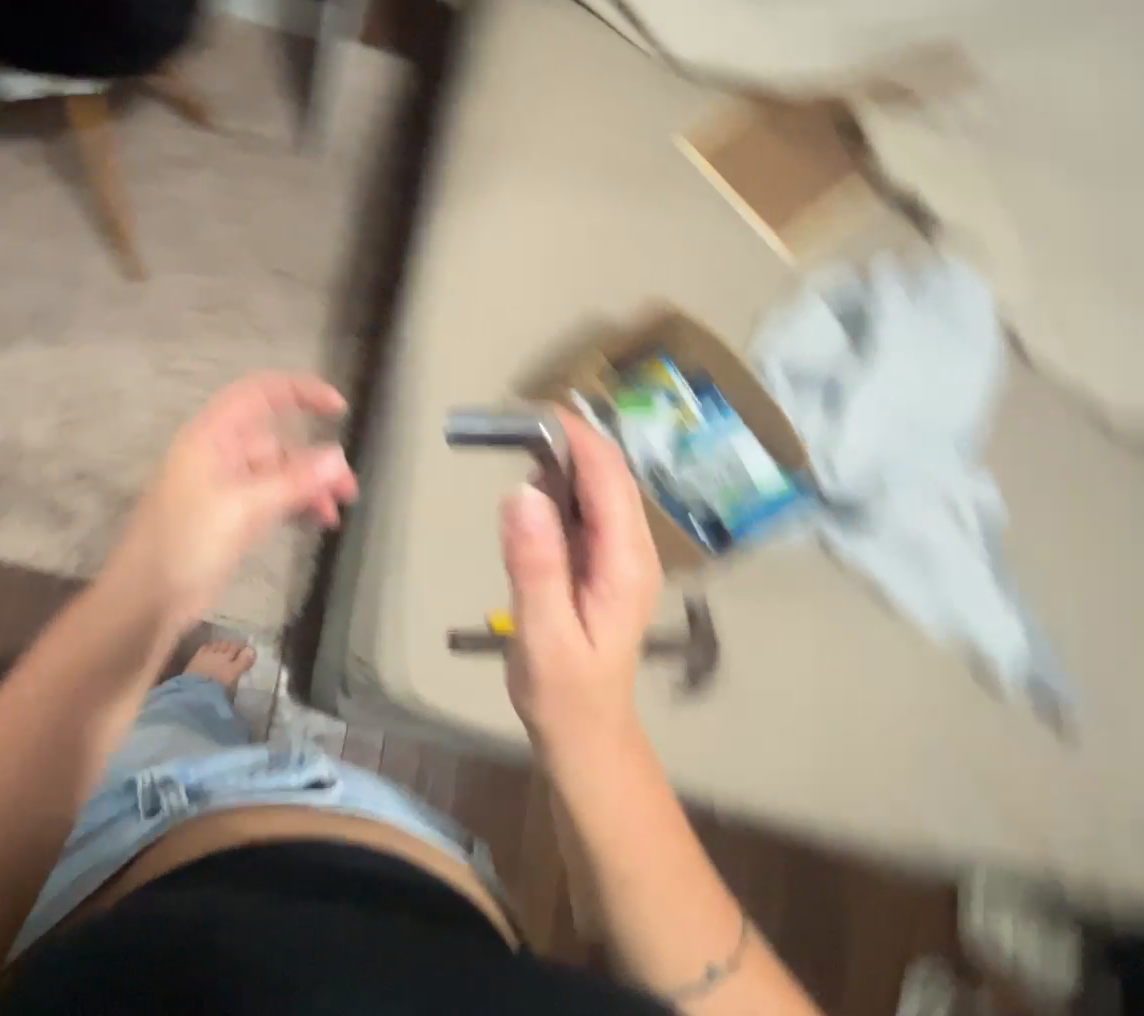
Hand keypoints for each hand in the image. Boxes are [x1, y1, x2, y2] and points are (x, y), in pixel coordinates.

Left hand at [107, 372, 359, 631]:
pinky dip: (295, 505)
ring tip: (336, 512)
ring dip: (309, 487)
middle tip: (348, 489)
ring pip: (278, 474)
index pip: (260, 394)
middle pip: (276, 441)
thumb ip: (293, 481)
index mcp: (213, 436)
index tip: (339, 410)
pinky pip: (272, 499)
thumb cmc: (186, 542)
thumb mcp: (243, 508)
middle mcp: (220, 454)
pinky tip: (317, 522)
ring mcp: (226, 487)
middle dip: (314, 459)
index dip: (300, 392)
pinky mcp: (231, 517)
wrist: (147, 597)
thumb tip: (338, 457)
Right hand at [499, 409, 662, 754]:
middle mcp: (632, 550)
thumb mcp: (544, 634)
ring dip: (561, 461)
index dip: (576, 438)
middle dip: (567, 441)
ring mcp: (618, 557)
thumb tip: (521, 492)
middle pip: (608, 476)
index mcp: (627, 563)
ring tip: (515, 443)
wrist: (584, 732)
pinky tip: (528, 491)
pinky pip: (584, 512)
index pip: (609, 479)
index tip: (531, 412)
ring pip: (597, 490)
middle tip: (511, 423)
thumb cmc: (564, 692)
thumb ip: (535, 565)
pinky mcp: (599, 565)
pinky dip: (556, 490)